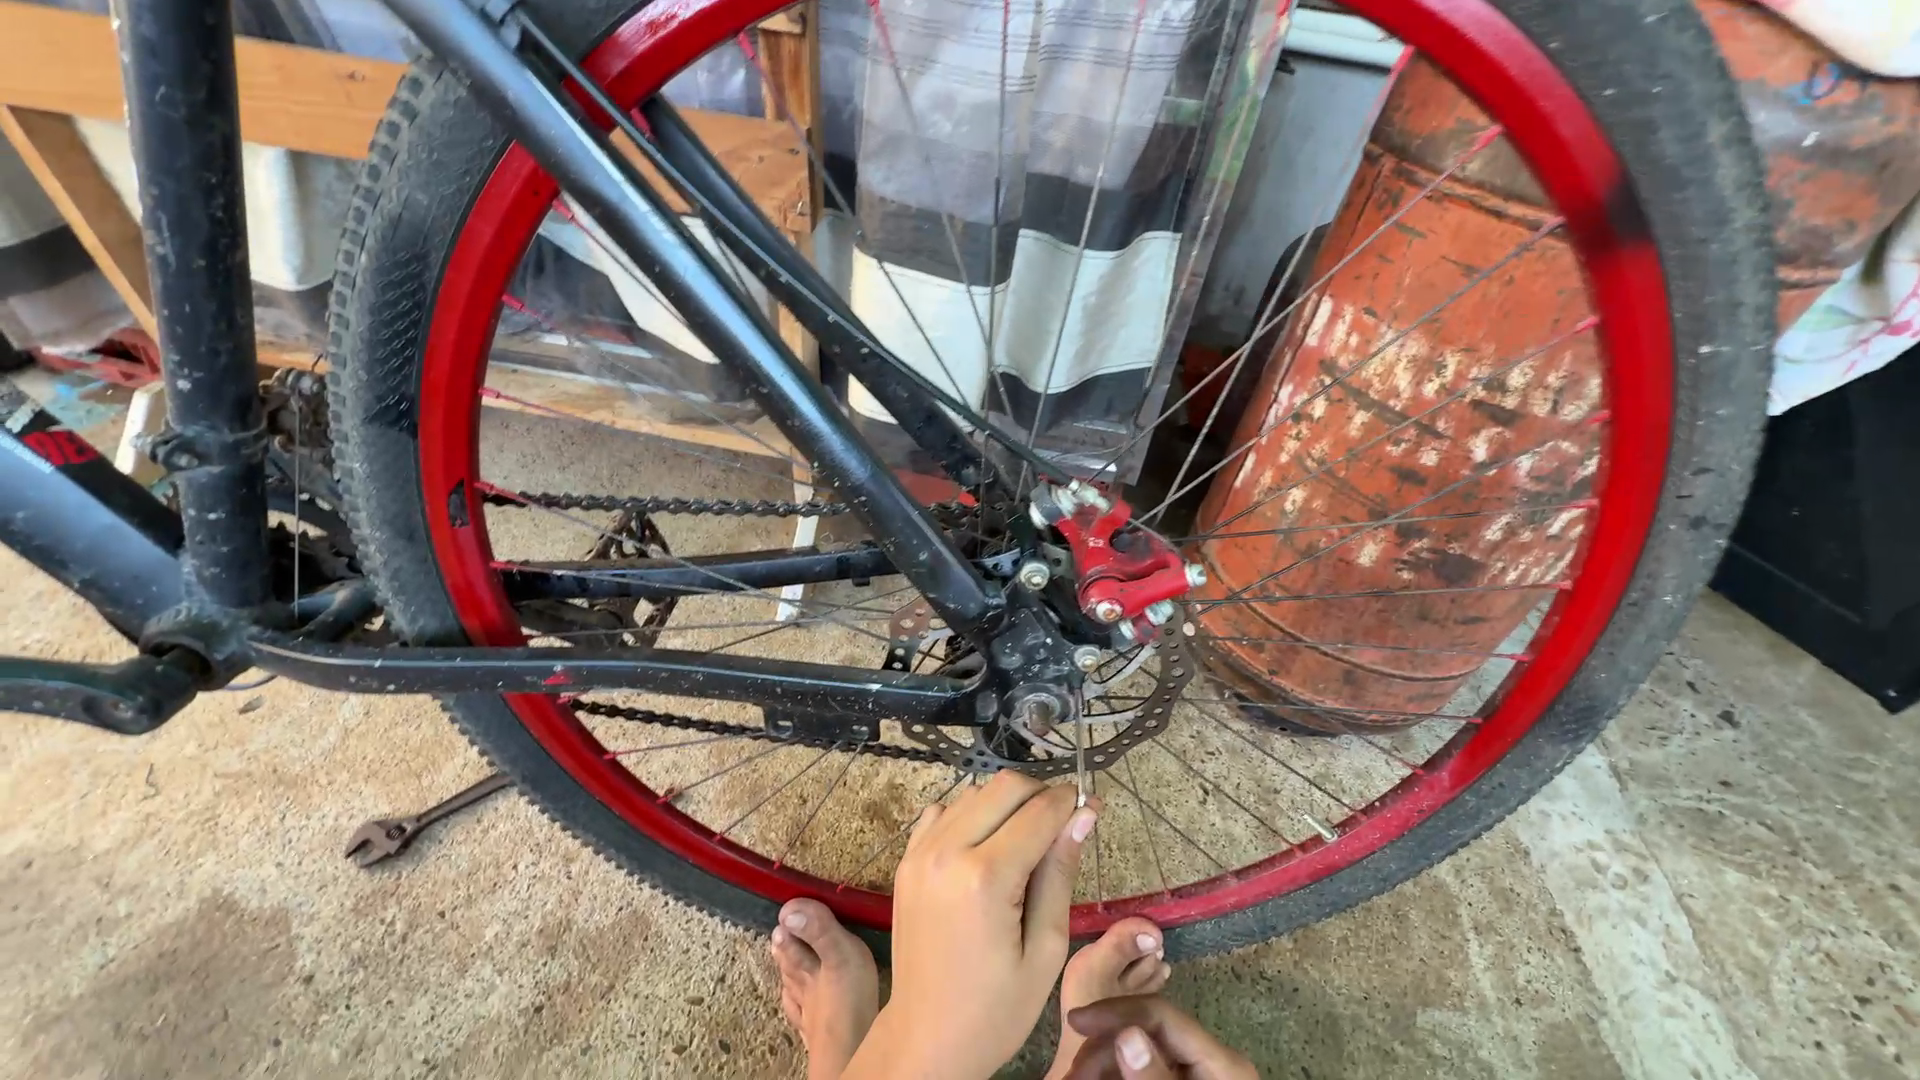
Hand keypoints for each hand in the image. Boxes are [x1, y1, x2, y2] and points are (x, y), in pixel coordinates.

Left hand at [842, 771, 1097, 1079]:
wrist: (926, 1037)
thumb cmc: (996, 1008)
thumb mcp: (1046, 949)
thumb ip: (1061, 873)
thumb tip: (1083, 815)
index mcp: (986, 878)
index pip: (1039, 811)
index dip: (1070, 802)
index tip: (1090, 807)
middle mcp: (947, 851)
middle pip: (1004, 787)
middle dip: (1040, 795)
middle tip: (1062, 824)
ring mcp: (920, 852)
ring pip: (974, 792)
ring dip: (1006, 804)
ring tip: (1027, 843)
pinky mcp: (906, 859)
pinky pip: (944, 811)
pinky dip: (971, 815)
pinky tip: (986, 848)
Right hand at [1057, 995, 1257, 1079]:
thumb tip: (1126, 1034)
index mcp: (1219, 1062)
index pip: (1161, 1015)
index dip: (1116, 1013)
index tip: (1074, 1023)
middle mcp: (1207, 1061)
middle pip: (1144, 1035)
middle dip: (1101, 1052)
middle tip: (1069, 1078)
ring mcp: (1193, 1077)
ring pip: (1136, 1054)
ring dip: (1101, 1068)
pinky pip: (1140, 1075)